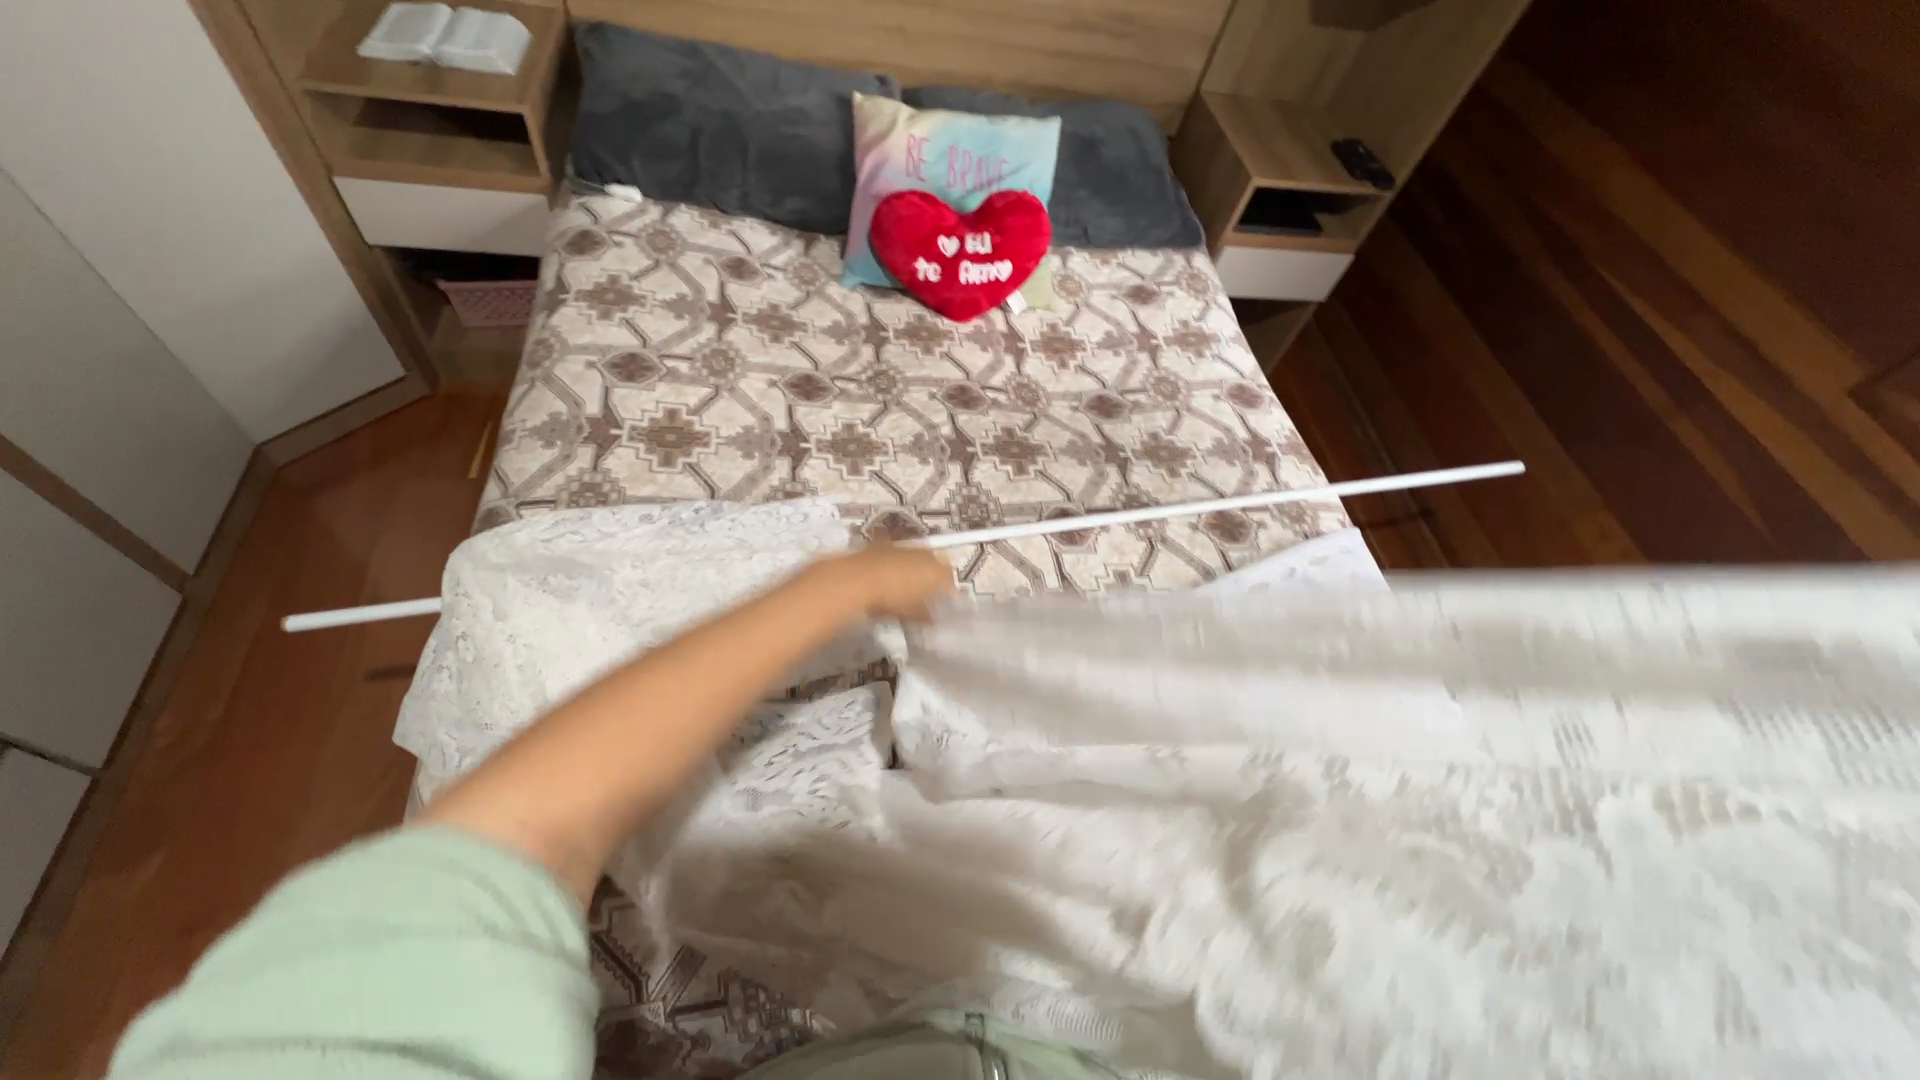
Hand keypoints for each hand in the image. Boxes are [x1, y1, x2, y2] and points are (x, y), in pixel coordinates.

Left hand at [808, 545, 954, 621]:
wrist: (859, 578)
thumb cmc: (893, 598)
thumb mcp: (912, 613)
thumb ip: (925, 614)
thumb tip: (931, 618)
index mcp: (937, 569)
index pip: (949, 579)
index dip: (946, 592)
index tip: (942, 604)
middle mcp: (924, 553)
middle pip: (933, 565)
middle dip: (930, 578)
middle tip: (925, 594)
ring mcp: (903, 547)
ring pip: (914, 558)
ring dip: (912, 569)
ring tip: (905, 585)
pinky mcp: (883, 544)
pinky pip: (895, 556)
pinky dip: (894, 565)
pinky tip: (887, 577)